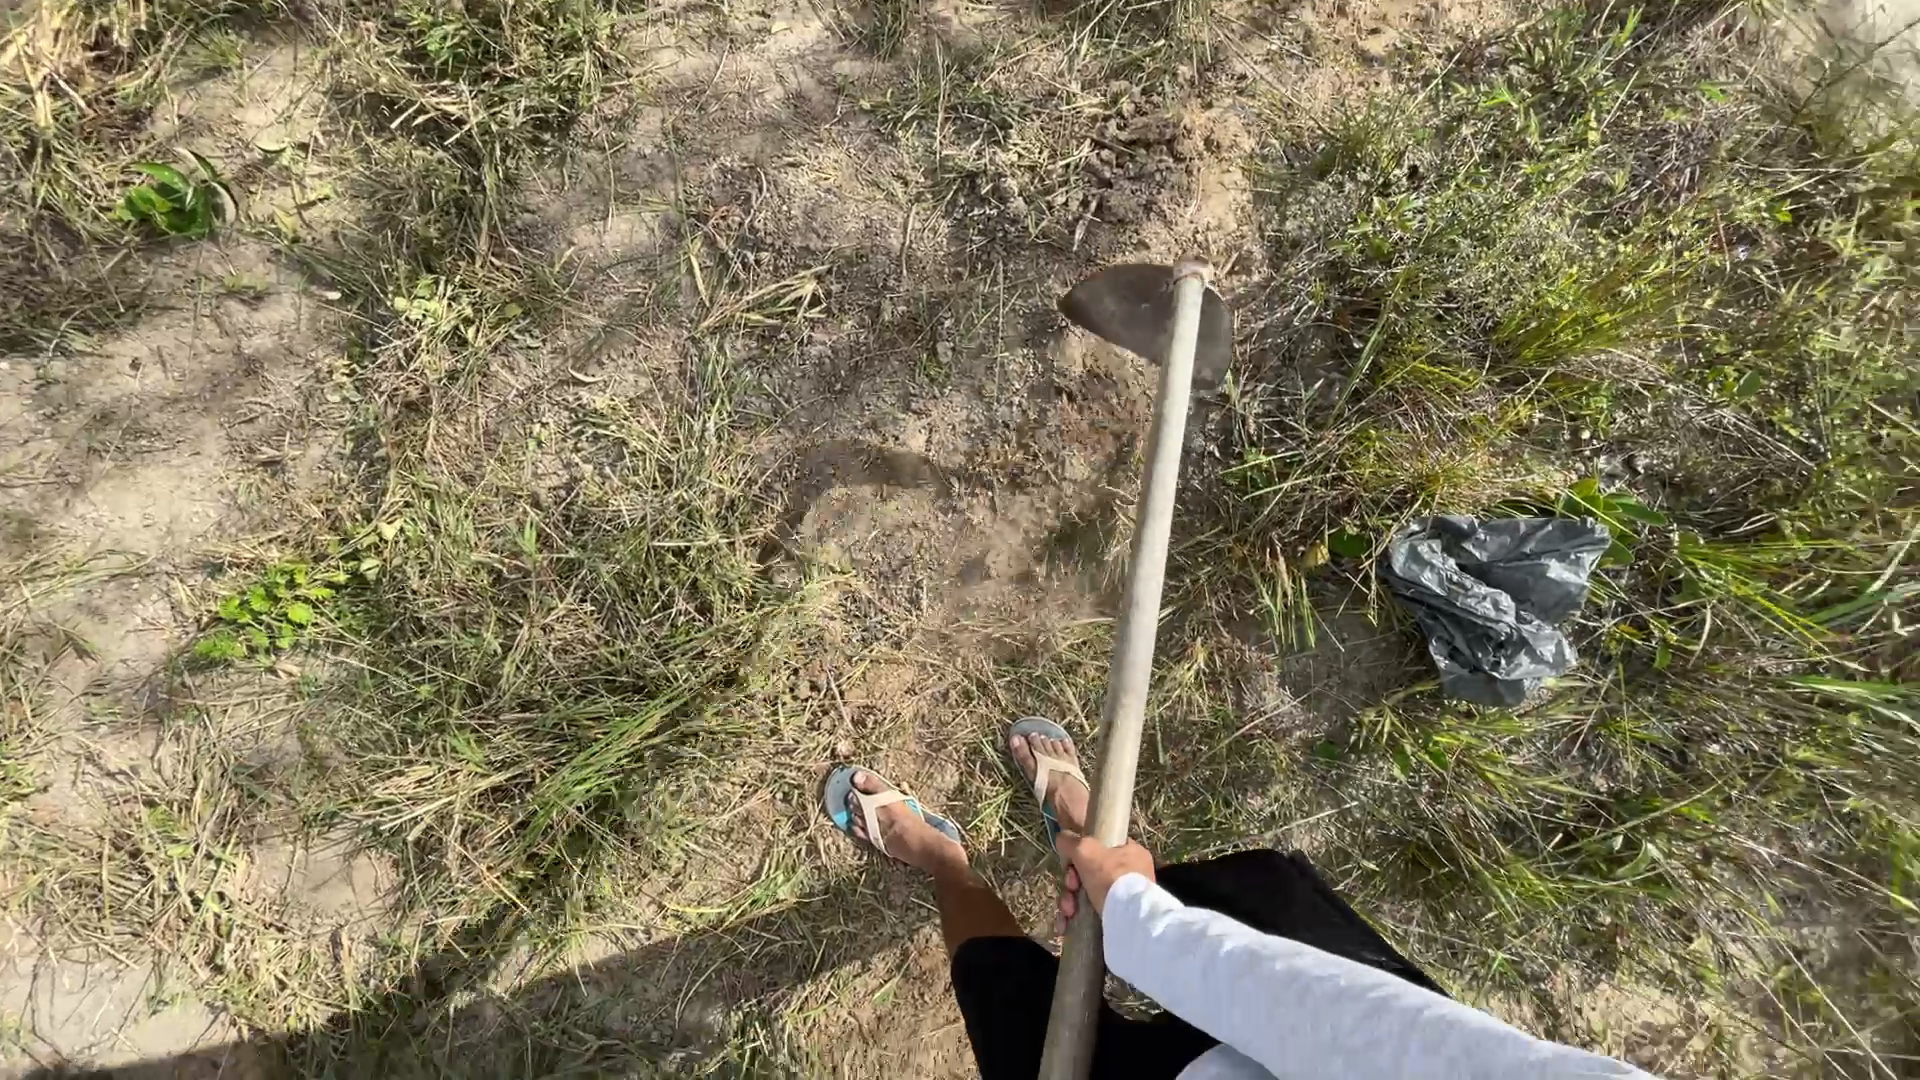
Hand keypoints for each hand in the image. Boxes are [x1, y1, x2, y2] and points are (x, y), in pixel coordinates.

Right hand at [1053, 830, 1154, 924]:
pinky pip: (1090, 915)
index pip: (1102, 846)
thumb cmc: (1110, 877)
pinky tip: (1065, 925)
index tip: (1071, 862)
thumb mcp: (1086, 850)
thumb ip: (1071, 841)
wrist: (1129, 921)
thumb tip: (1062, 838)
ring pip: (1087, 895)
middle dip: (1072, 882)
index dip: (1082, 853)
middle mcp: (1130, 875)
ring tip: (1068, 911)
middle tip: (1070, 887)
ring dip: (1070, 902)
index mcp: (1131, 852)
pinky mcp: (1116, 921)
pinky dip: (1075, 919)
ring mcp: (1124, 899)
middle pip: (1090, 872)